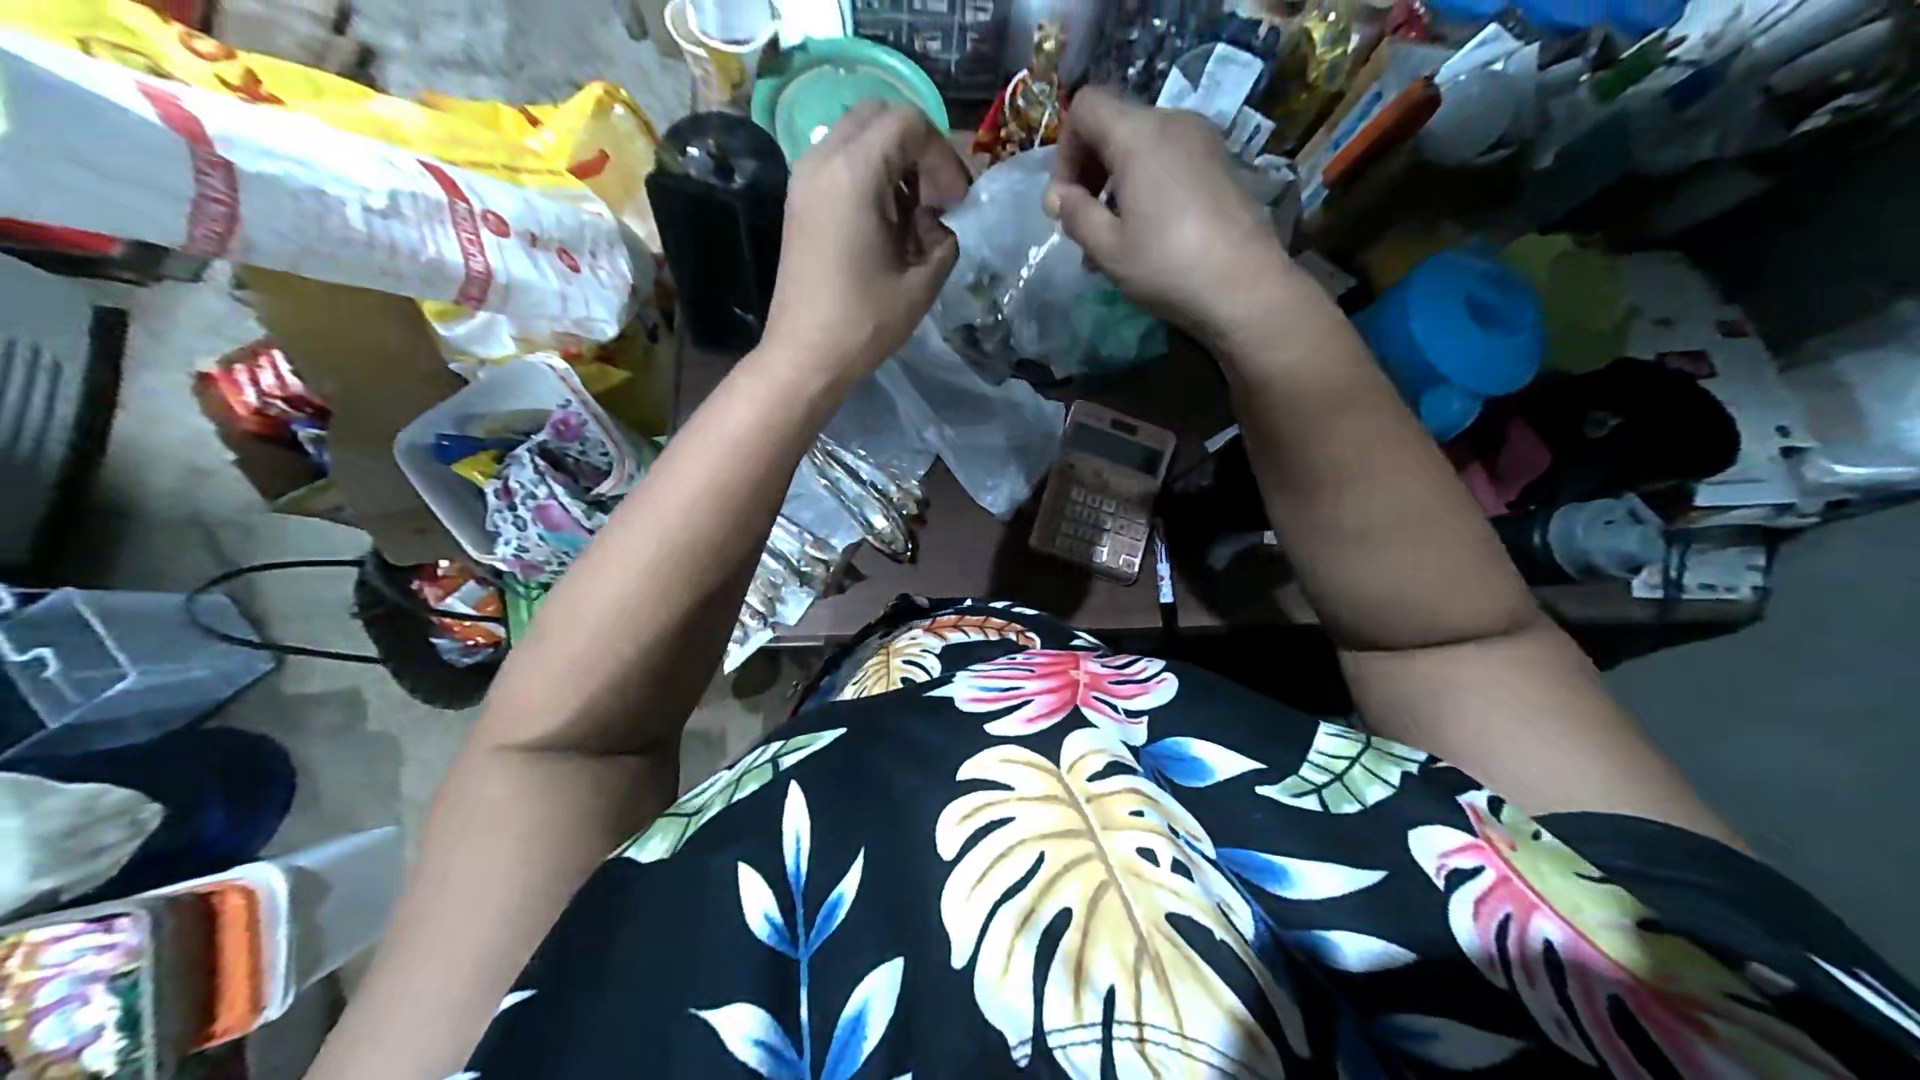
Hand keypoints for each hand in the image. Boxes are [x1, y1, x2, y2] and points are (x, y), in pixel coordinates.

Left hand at [762, 103, 970, 377]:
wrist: (804, 355)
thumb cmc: (864, 323)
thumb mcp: (922, 282)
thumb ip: (944, 236)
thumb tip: (938, 219)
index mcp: (853, 174)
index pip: (909, 123)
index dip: (943, 156)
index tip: (956, 201)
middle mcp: (822, 160)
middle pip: (880, 116)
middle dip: (918, 148)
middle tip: (937, 197)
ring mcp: (804, 178)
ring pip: (858, 135)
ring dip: (894, 160)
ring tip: (913, 213)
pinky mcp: (799, 199)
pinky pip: (840, 160)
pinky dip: (870, 174)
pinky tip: (886, 221)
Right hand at [1045, 88, 1294, 347]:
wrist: (1245, 287)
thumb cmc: (1167, 265)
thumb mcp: (1107, 247)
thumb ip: (1075, 214)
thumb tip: (1058, 197)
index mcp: (1139, 134)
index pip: (1085, 106)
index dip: (1064, 149)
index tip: (1065, 199)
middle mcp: (1173, 122)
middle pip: (1114, 125)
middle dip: (1088, 170)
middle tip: (1082, 222)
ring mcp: (1202, 140)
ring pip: (1140, 147)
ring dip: (1115, 184)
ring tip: (1111, 237)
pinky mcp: (1219, 163)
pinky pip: (1167, 161)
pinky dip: (1144, 186)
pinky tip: (1144, 232)